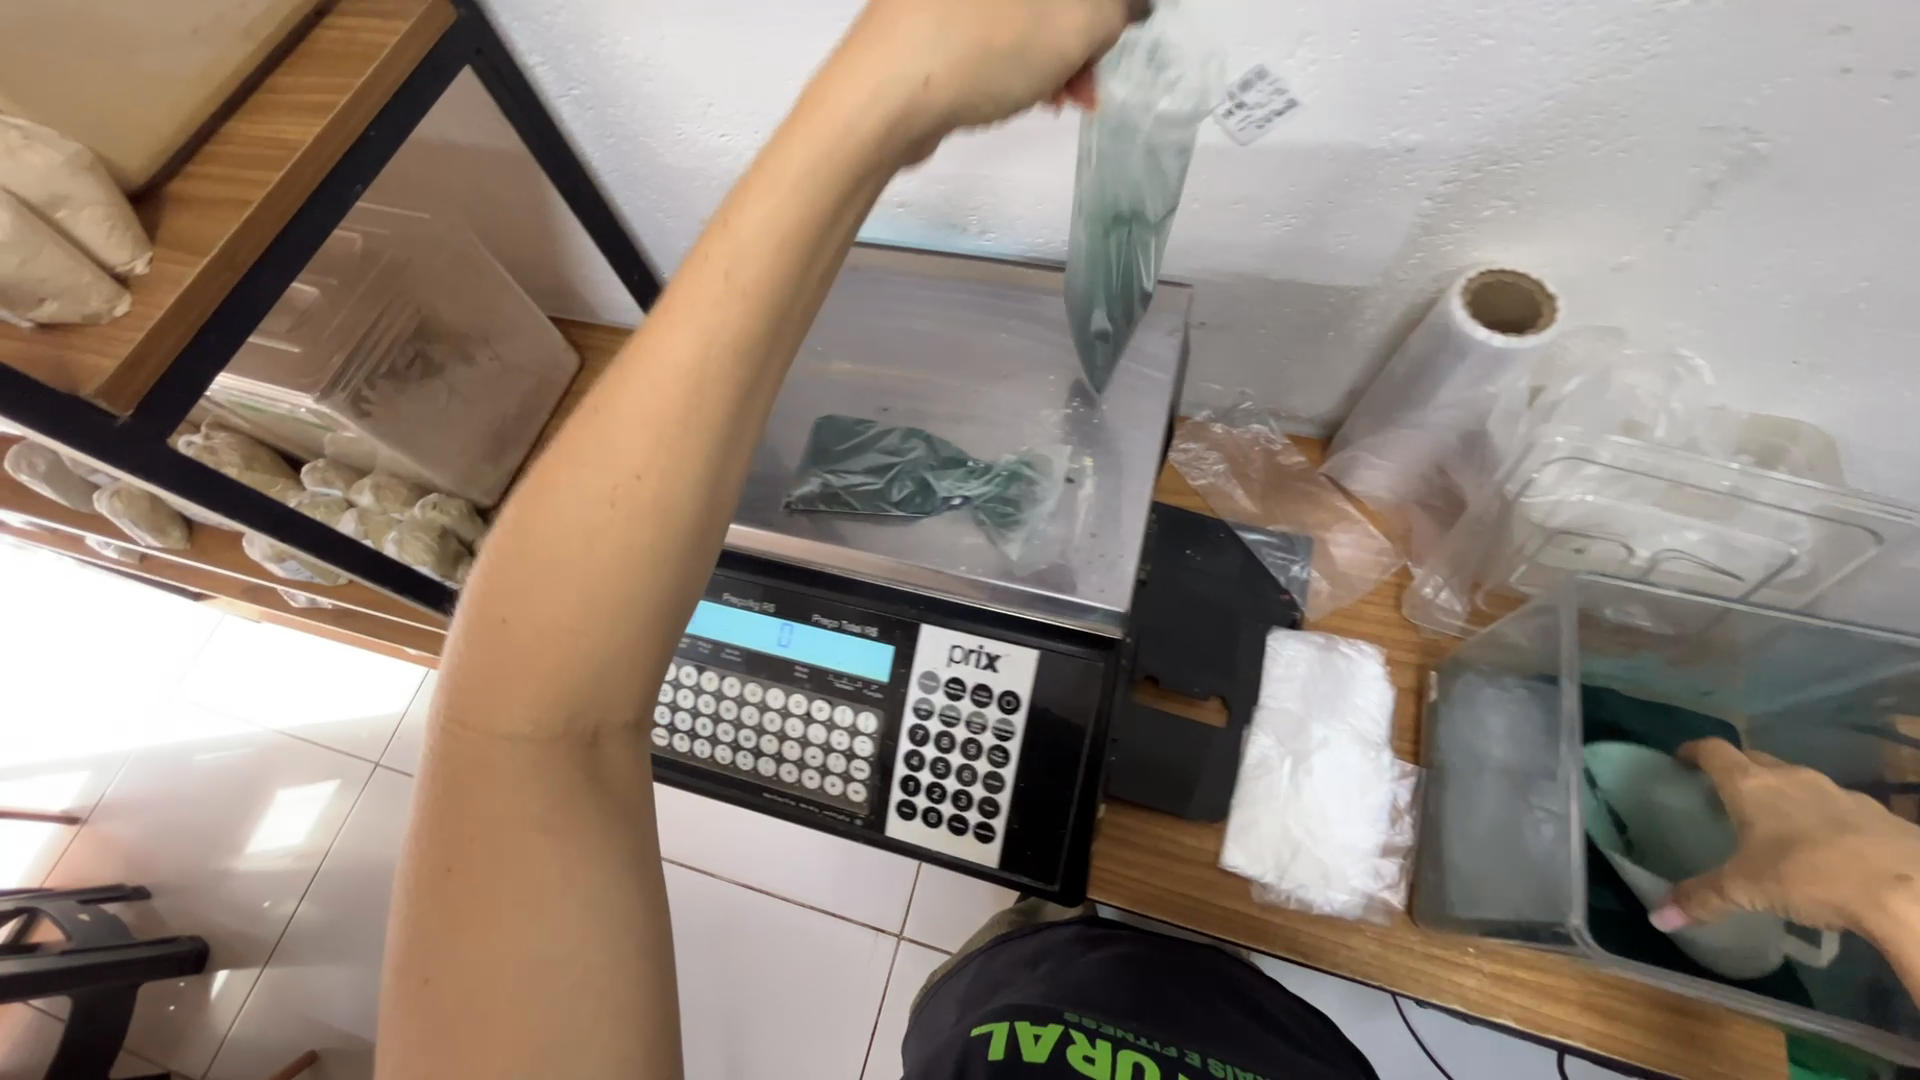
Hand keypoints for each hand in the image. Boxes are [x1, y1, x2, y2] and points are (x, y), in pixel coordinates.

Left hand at [825, 0, 1135, 155]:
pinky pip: (992, 29)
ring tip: (1061, 98)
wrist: (884, 99)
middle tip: (1089, 77)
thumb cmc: (975, 49)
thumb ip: (1114, 8)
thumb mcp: (1077, 23)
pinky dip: (1018, 59)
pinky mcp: (929, 20)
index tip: (1117, 36)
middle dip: (1082, 32)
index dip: (1107, 12)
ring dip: (1054, 54)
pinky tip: (1027, 94)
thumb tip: (1125, 8)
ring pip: (1024, 10)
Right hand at [1652, 738, 1919, 945]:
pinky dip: (1833, 822)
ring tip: (1784, 826)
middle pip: (1758, 760)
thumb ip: (1702, 899)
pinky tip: (1838, 852)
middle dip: (1740, 771)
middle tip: (1727, 794)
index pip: (1713, 750)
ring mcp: (1847, 796)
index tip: (1682, 759)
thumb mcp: (1747, 892)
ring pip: (1805, 785)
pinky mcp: (1889, 820)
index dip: (1693, 751)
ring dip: (1789, 796)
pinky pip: (1848, 811)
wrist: (1918, 896)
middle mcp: (1795, 779)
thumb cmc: (1812, 877)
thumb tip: (1659, 919)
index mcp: (1751, 785)